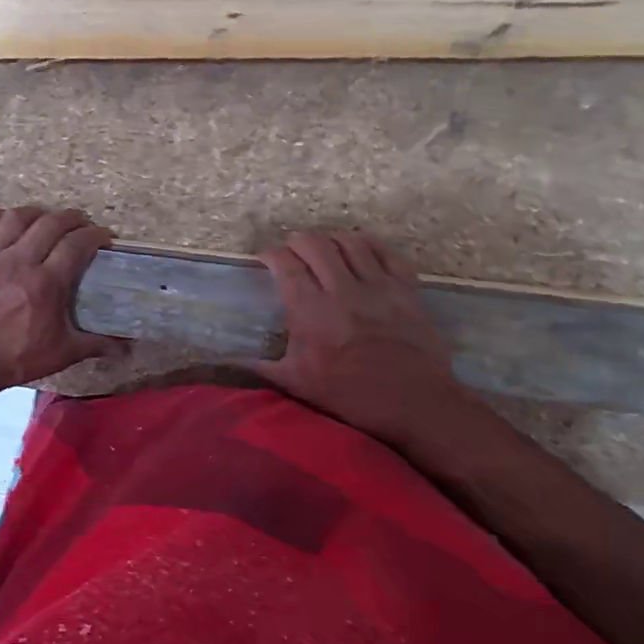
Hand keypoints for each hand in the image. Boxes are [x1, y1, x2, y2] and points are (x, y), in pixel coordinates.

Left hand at [0, 206, 126, 390]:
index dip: (94, 235)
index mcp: (46, 283)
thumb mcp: (63, 353)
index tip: (103, 236)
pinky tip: (6, 221)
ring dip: (37, 213)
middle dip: (72, 218)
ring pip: (17, 217)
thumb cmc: (16, 358)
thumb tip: (128, 349)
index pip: (77, 244)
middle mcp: (19, 261)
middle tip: (80, 224)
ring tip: (45, 219)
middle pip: (50, 223)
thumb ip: (96, 344)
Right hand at [251, 231, 472, 440]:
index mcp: (310, 310)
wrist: (415, 405)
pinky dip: (369, 245)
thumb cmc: (350, 397)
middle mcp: (342, 289)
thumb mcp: (297, 384)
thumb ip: (261, 367)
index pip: (284, 264)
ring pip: (350, 242)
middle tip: (291, 251)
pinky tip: (360, 250)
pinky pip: (387, 252)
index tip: (264, 258)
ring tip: (323, 247)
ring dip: (331, 239)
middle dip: (297, 241)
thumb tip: (228, 363)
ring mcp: (378, 286)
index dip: (270, 254)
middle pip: (314, 243)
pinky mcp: (406, 289)